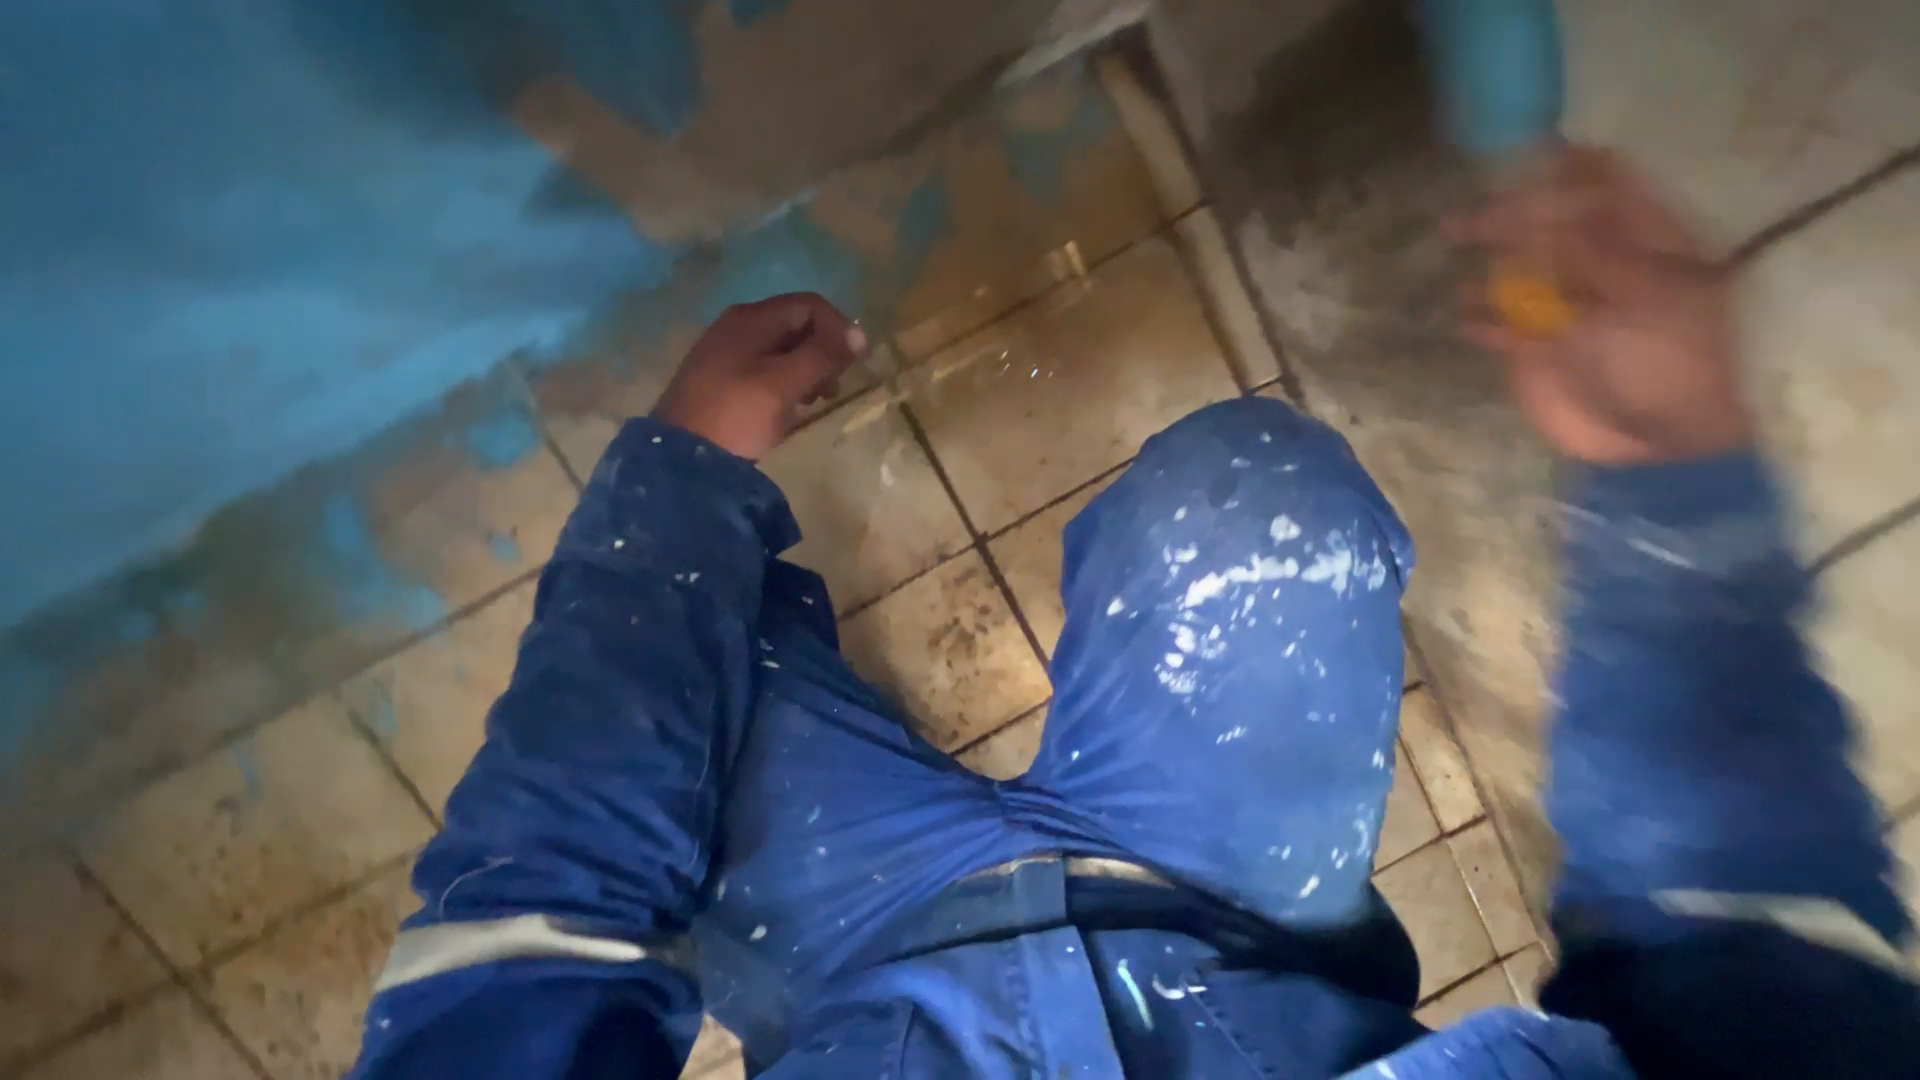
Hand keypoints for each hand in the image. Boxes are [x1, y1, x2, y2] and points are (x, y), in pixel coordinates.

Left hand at [652, 293, 867, 459]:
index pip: (809, 305)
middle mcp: (737, 326)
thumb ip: (823, 355)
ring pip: (781, 349)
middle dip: (824, 351)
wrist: (683, 457)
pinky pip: (764, 369)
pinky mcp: (720, 379)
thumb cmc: (738, 414)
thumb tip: (860, 335)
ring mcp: (725, 352)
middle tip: (834, 386)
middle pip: (796, 325)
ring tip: (815, 400)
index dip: (839, 329)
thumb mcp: (786, 383)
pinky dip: (786, 382)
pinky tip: (788, 407)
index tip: (856, 363)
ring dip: (807, 369)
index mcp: (751, 319)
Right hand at [1447, 146, 1753, 465]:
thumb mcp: (1636, 296)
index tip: (1518, 159)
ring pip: (1516, 271)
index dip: (1564, 170)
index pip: (1603, 188)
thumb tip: (1537, 216)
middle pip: (1548, 225)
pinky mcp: (1533, 350)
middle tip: (1462, 215)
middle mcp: (1600, 267)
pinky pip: (1495, 326)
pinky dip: (1475, 320)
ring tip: (1447, 246)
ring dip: (1485, 262)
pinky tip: (1455, 315)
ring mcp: (1564, 309)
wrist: (1656, 440)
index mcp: (1642, 244)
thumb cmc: (1664, 361)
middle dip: (1507, 215)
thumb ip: (1584, 254)